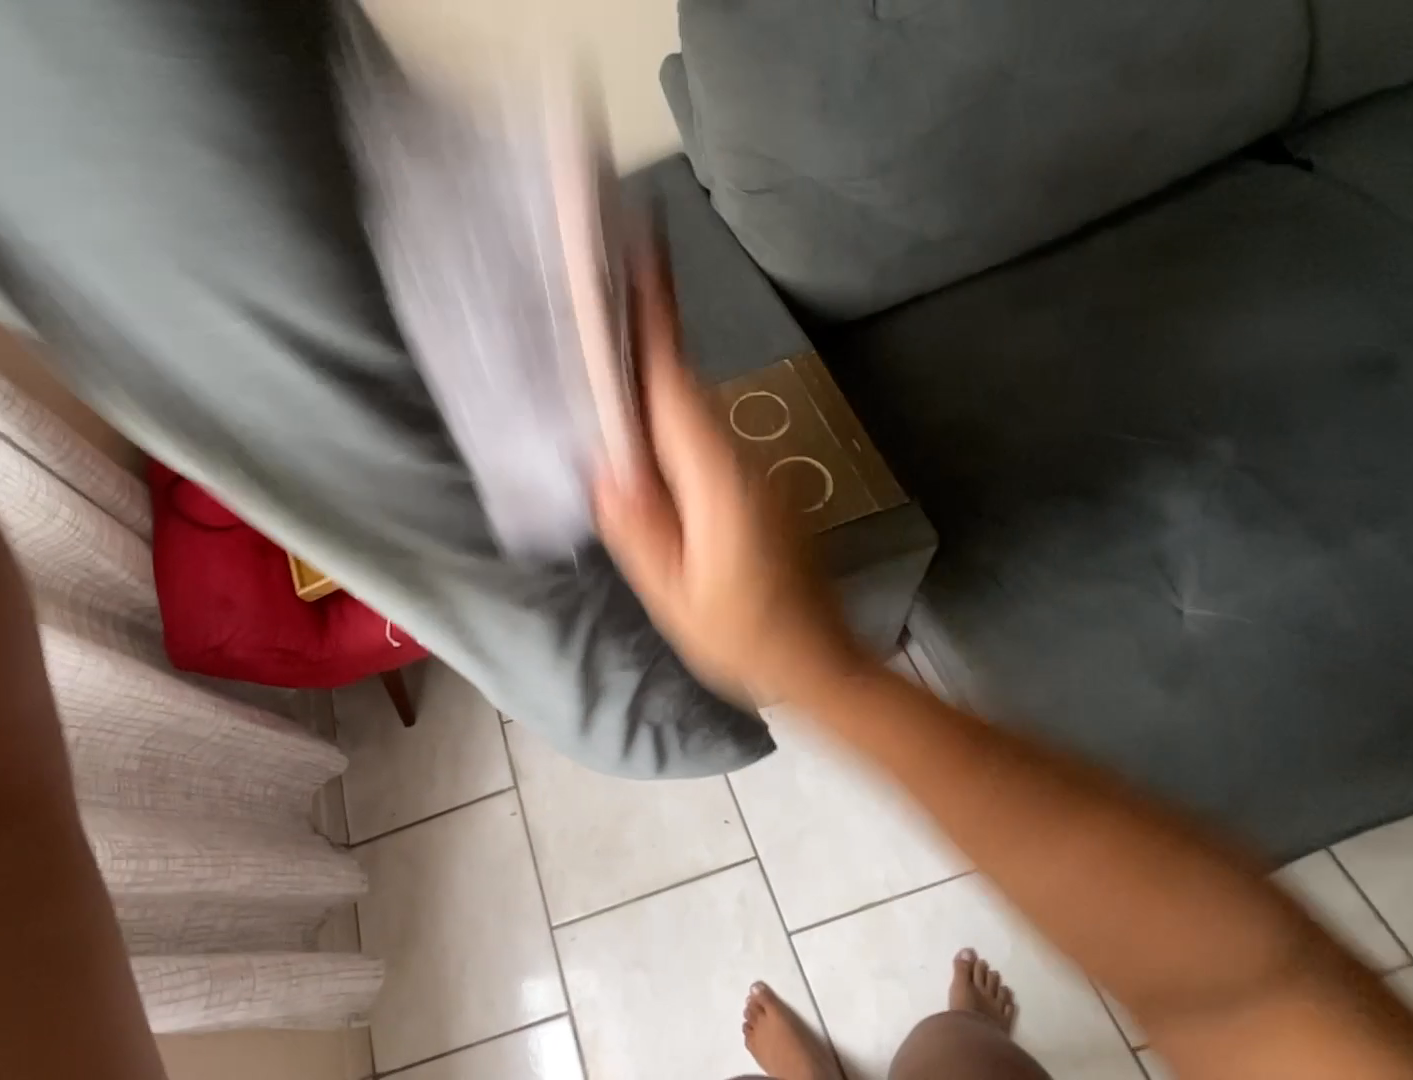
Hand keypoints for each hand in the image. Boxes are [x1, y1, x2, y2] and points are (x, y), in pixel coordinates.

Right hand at [593, 248, 868, 704]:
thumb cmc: (742, 637)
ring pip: (694, 417)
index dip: (657, 326)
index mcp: (719, 483)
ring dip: (653, 391)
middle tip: (596, 314)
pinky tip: (642, 444)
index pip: (677, 390)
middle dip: (644, 349)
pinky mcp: (757, 488)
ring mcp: (756, 473)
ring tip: (604, 374)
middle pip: (684, 394)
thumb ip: (641, 527)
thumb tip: (606, 466)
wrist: (816, 664)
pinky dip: (671, 428)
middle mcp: (742, 462)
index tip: (640, 263)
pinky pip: (704, 442)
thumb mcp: (674, 594)